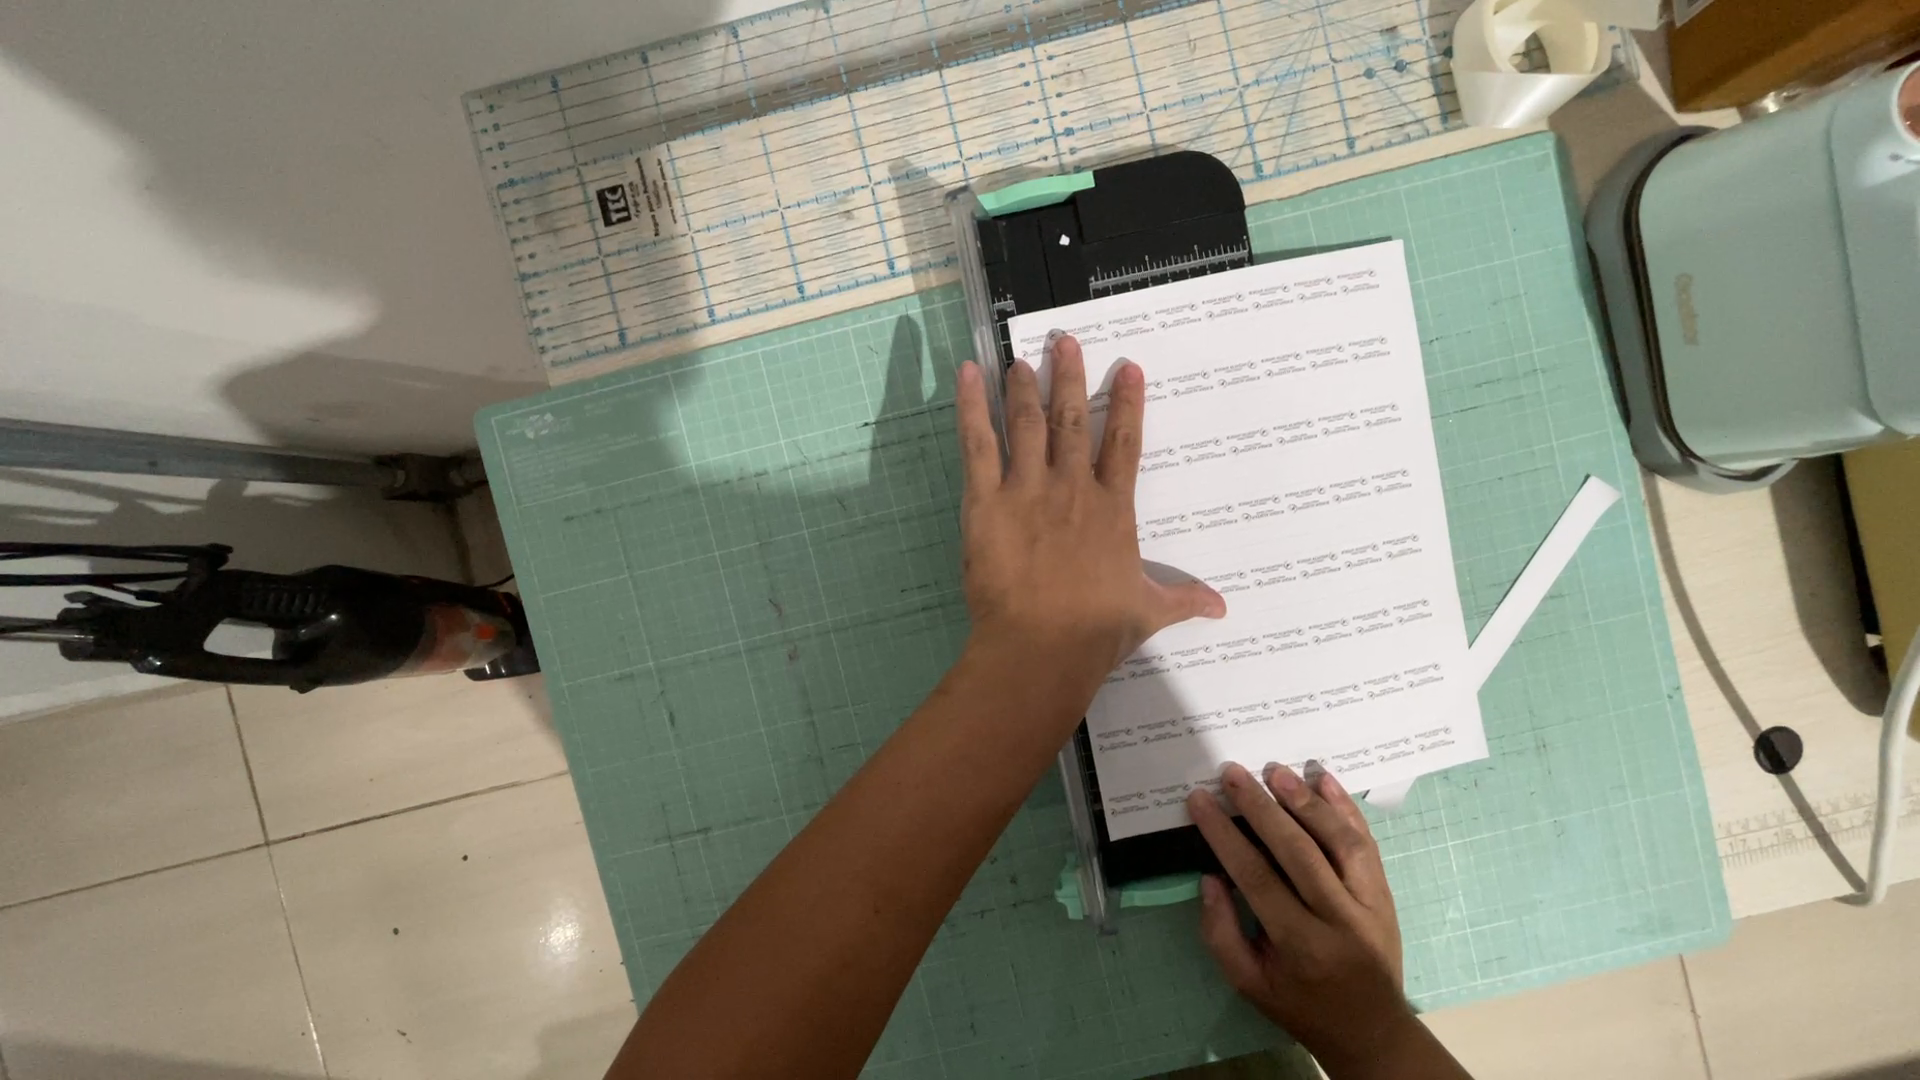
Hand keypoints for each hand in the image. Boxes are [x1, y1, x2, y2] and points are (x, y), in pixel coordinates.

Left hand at [954, 333, 1225, 682]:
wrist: (1042, 646)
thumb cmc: (1096, 630)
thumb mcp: (1147, 612)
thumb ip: (1183, 601)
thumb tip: (1223, 608)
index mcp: (1112, 508)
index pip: (1125, 444)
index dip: (1128, 404)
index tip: (1128, 368)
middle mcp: (1072, 487)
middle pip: (1074, 420)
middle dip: (1070, 377)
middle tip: (1065, 341)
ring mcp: (1028, 489)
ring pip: (1028, 423)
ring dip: (1025, 387)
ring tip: (1022, 358)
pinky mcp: (986, 500)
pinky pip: (978, 444)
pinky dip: (971, 406)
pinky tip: (967, 375)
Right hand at [1188, 762, 1427, 1075]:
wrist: (1373, 1031)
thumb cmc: (1300, 1004)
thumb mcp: (1248, 982)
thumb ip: (1221, 931)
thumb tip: (1210, 876)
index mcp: (1301, 946)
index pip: (1257, 878)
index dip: (1225, 835)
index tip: (1200, 801)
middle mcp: (1341, 921)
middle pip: (1298, 851)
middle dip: (1260, 807)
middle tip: (1232, 773)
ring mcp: (1370, 904)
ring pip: (1339, 841)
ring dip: (1306, 801)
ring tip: (1275, 771)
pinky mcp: (1386, 893)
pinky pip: (1367, 844)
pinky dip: (1347, 808)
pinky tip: (1324, 780)